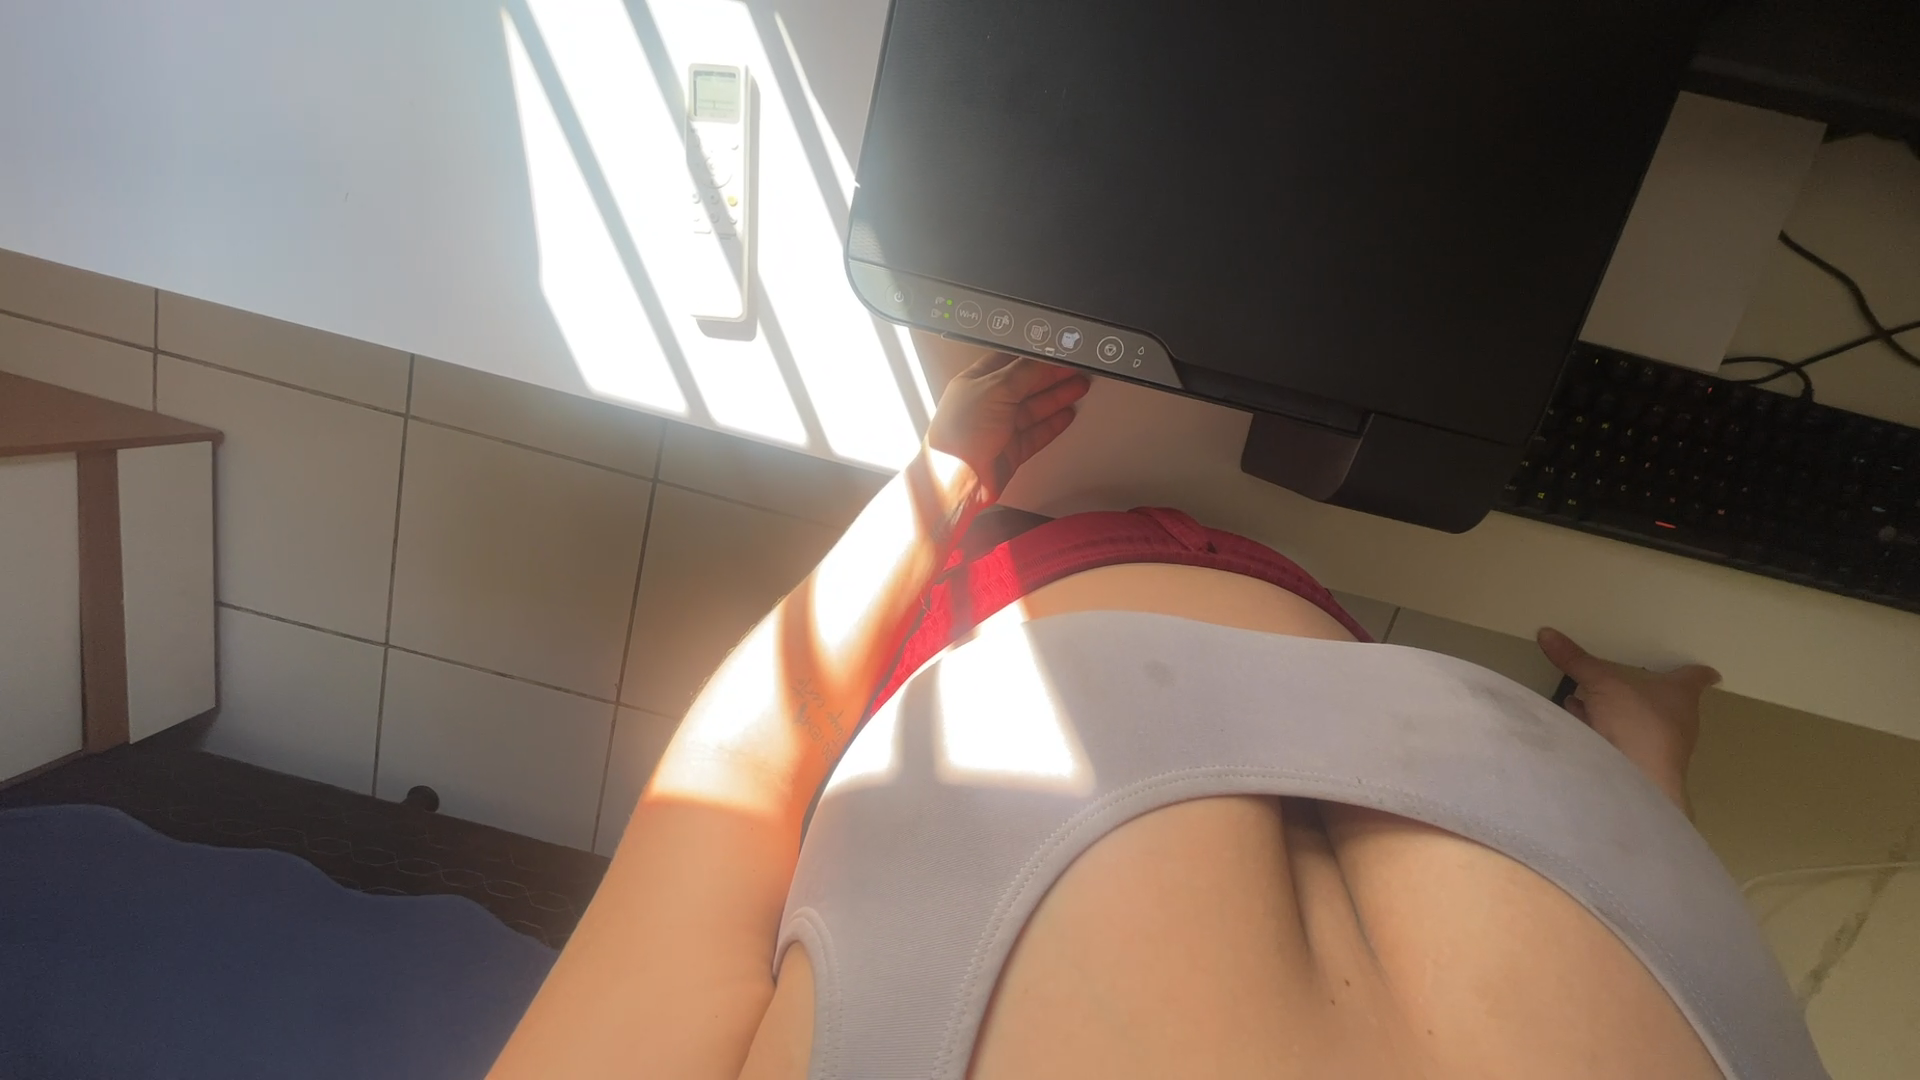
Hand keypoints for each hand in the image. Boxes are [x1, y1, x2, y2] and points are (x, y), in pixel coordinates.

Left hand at [925, 353, 1090, 501]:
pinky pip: (1037, 433)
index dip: (1035, 357)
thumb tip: (1042, 358)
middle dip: (1052, 376)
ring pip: (1034, 408)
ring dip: (1057, 397)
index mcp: (977, 382)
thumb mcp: (994, 389)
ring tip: (1079, 387)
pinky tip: (1066, 415)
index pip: (1010, 361)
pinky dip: (1053, 424)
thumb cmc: (960, 435)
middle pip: (1026, 384)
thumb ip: (1022, 371)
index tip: (1058, 354)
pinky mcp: (1010, 451)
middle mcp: (988, 404)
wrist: (957, 480)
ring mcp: (1000, 428)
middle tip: (1075, 369)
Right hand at [1536, 627, 1719, 813]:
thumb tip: (1547, 632)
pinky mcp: (1634, 759)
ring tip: (1588, 697)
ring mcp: (1655, 742)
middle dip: (1645, 691)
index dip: (1696, 673)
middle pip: (1665, 701)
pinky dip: (1599, 725)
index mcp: (1679, 696)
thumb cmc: (1636, 723)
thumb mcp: (1601, 683)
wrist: (1635, 778)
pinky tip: (1580, 720)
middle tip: (1629, 680)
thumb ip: (1575, 660)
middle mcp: (1675, 719)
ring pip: (1636, 719)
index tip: (1707, 671)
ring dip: (1616, 709)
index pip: (1693, 679)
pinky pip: (1616, 734)